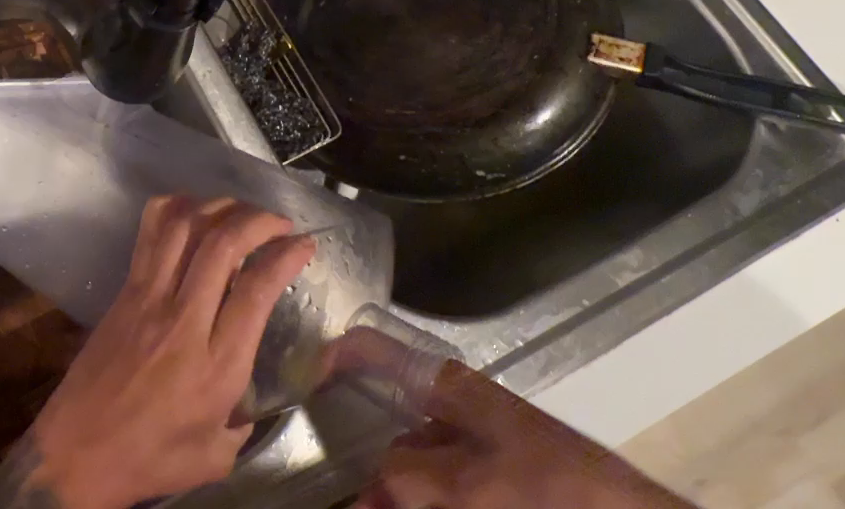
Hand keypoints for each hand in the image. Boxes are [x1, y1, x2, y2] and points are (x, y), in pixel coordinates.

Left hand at [0, 195, 316, 508]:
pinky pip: (149, 234)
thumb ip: (246, 418)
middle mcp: (184, 319)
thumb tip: (257, 394)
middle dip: (258, 220)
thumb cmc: (151, 457)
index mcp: (217, 364)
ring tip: (241, 209)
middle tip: (279, 222)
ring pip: (183, 228)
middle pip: (222, 244)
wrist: (77, 449)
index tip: (304, 246)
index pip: (256, 290)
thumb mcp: (217, 454)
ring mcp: (148, 298)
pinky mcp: (124, 290)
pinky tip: (192, 209)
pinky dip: (173, 209)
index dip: (286, 257)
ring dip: (217, 206)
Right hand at [325, 331, 696, 508]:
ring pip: (410, 461)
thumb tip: (371, 482)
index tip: (297, 387)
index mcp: (443, 386)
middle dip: (360, 462)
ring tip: (377, 502)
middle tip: (346, 493)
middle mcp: (452, 405)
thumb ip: (405, 475)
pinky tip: (404, 503)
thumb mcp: (466, 486)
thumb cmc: (547, 490)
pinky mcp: (491, 475)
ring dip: (390, 490)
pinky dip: (419, 496)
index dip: (329, 360)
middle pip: (385, 418)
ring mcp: (472, 442)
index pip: (369, 349)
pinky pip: (439, 483)